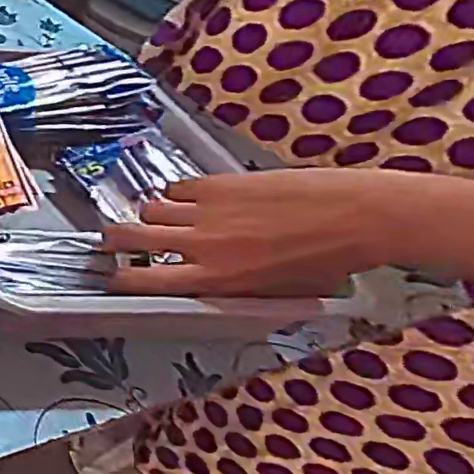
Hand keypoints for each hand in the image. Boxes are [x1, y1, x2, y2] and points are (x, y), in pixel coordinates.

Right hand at [101, 168, 430, 296]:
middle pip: (131, 238)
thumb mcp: (273, 288)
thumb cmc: (329, 258)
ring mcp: (206, 212)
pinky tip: (194, 198)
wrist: (361, 217)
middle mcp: (202, 246)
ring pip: (150, 210)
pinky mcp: (217, 184)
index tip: (112, 275)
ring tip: (164, 216)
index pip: (146, 281)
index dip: (120, 278)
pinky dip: (179, 194)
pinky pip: (178, 188)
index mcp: (216, 279)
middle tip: (112, 239)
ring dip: (153, 215)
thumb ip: (230, 285)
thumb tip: (203, 279)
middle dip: (114, 239)